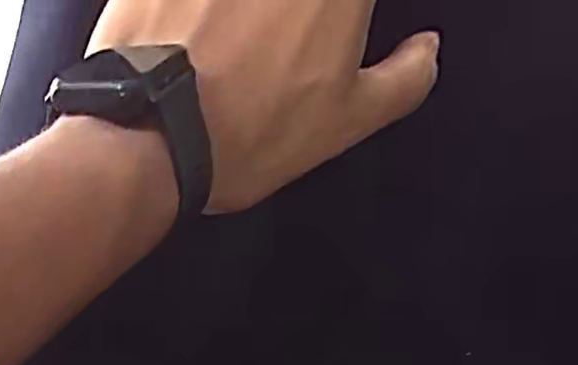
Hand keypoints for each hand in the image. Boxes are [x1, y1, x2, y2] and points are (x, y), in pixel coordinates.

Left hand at [89, 0, 439, 212]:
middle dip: (297, 20)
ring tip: (243, 44)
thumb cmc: (250, 134)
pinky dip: (198, 8)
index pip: (356, 1)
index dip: (344, 19)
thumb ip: (403, 81)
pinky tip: (201, 31)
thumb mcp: (343, 123)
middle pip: (304, 1)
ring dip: (254, 17)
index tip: (333, 37)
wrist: (151, 137)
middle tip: (286, 47)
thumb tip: (427, 51)